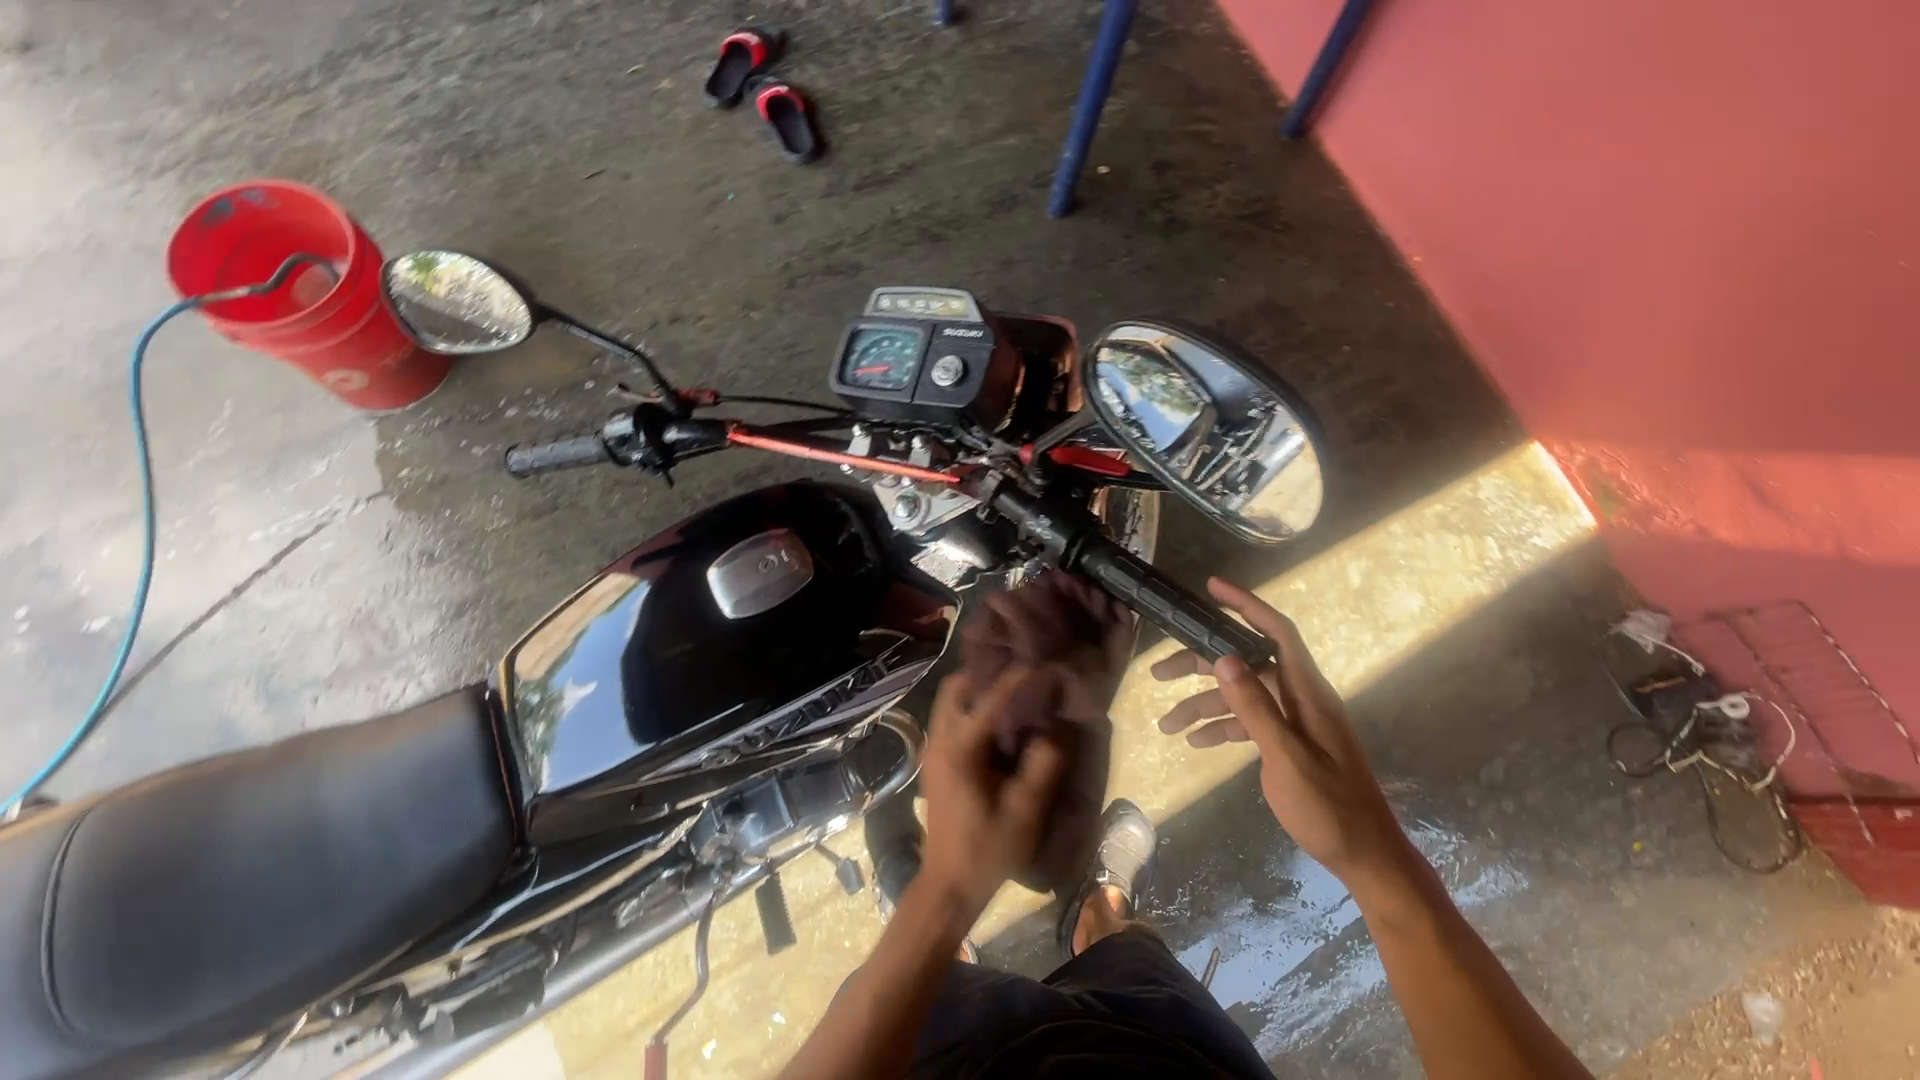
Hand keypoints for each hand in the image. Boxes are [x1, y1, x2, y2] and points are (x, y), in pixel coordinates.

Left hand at [919, 668, 1070, 914]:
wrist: (948, 885)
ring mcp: (932, 752)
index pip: (989, 700)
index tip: (1042, 666)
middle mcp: (939, 742)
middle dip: (986, 675)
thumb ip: (1043, 765)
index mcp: (959, 750)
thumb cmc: (987, 850)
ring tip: (1014, 694)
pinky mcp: (935, 764)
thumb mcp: (1024, 811)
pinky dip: (971, 710)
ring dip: (977, 692)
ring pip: (949, 703)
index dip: (1017, 680)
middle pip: (956, 689)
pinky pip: (950, 721)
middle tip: (1021, 675)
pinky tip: (1000, 723)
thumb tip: (1059, 729)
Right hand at [1152, 577, 1409, 887]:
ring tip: (1166, 724)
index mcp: (1308, 693)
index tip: (1212, 588)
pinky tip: (1197, 743)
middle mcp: (1302, 698)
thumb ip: (1255, 707)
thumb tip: (1223, 658)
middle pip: (1247, 663)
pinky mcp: (1290, 743)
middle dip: (1202, 664)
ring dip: (1204, 705)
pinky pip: (1250, 722)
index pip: (1277, 633)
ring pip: (1242, 696)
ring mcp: (1296, 722)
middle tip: (1159, 672)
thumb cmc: (1329, 808)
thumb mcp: (1286, 758)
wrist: (1365, 856)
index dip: (1246, 606)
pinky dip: (1222, 727)